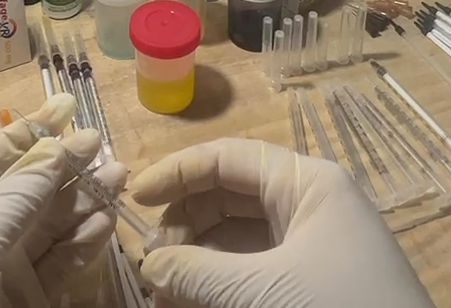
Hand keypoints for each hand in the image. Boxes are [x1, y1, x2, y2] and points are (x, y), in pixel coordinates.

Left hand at [0, 93, 128, 307]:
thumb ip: (17, 197)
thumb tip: (56, 145)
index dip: (28, 131)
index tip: (65, 105)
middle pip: (29, 189)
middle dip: (65, 163)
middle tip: (101, 142)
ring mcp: (8, 272)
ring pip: (53, 224)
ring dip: (85, 198)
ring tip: (119, 175)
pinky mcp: (34, 302)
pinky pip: (64, 262)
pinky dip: (86, 240)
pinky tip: (107, 220)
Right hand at [129, 139, 434, 307]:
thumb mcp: (263, 293)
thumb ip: (199, 273)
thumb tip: (148, 263)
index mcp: (307, 182)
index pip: (228, 158)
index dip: (178, 173)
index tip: (136, 198)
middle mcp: (311, 204)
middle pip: (230, 197)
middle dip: (186, 226)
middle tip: (150, 262)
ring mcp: (315, 247)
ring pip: (239, 238)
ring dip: (199, 261)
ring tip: (164, 292)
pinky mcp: (315, 286)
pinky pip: (256, 272)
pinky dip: (221, 286)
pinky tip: (192, 303)